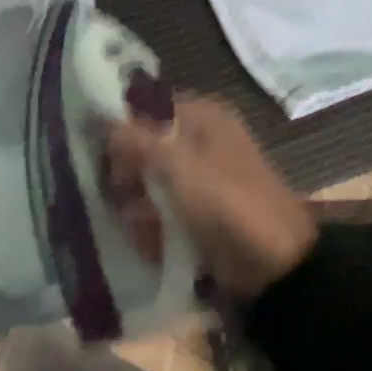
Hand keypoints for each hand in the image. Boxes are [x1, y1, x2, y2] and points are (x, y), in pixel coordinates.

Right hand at [106, 96, 317, 300]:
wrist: (275, 261)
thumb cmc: (226, 201)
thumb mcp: (176, 165)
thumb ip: (133, 139)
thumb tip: (96, 117)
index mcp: (203, 117)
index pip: (146, 109)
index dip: (121, 128)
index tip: (104, 154)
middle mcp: (201, 141)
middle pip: (143, 148)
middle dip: (128, 175)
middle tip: (122, 193)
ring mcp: (201, 178)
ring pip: (148, 182)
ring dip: (138, 205)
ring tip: (141, 224)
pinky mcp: (200, 211)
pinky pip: (162, 209)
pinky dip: (153, 225)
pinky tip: (152, 240)